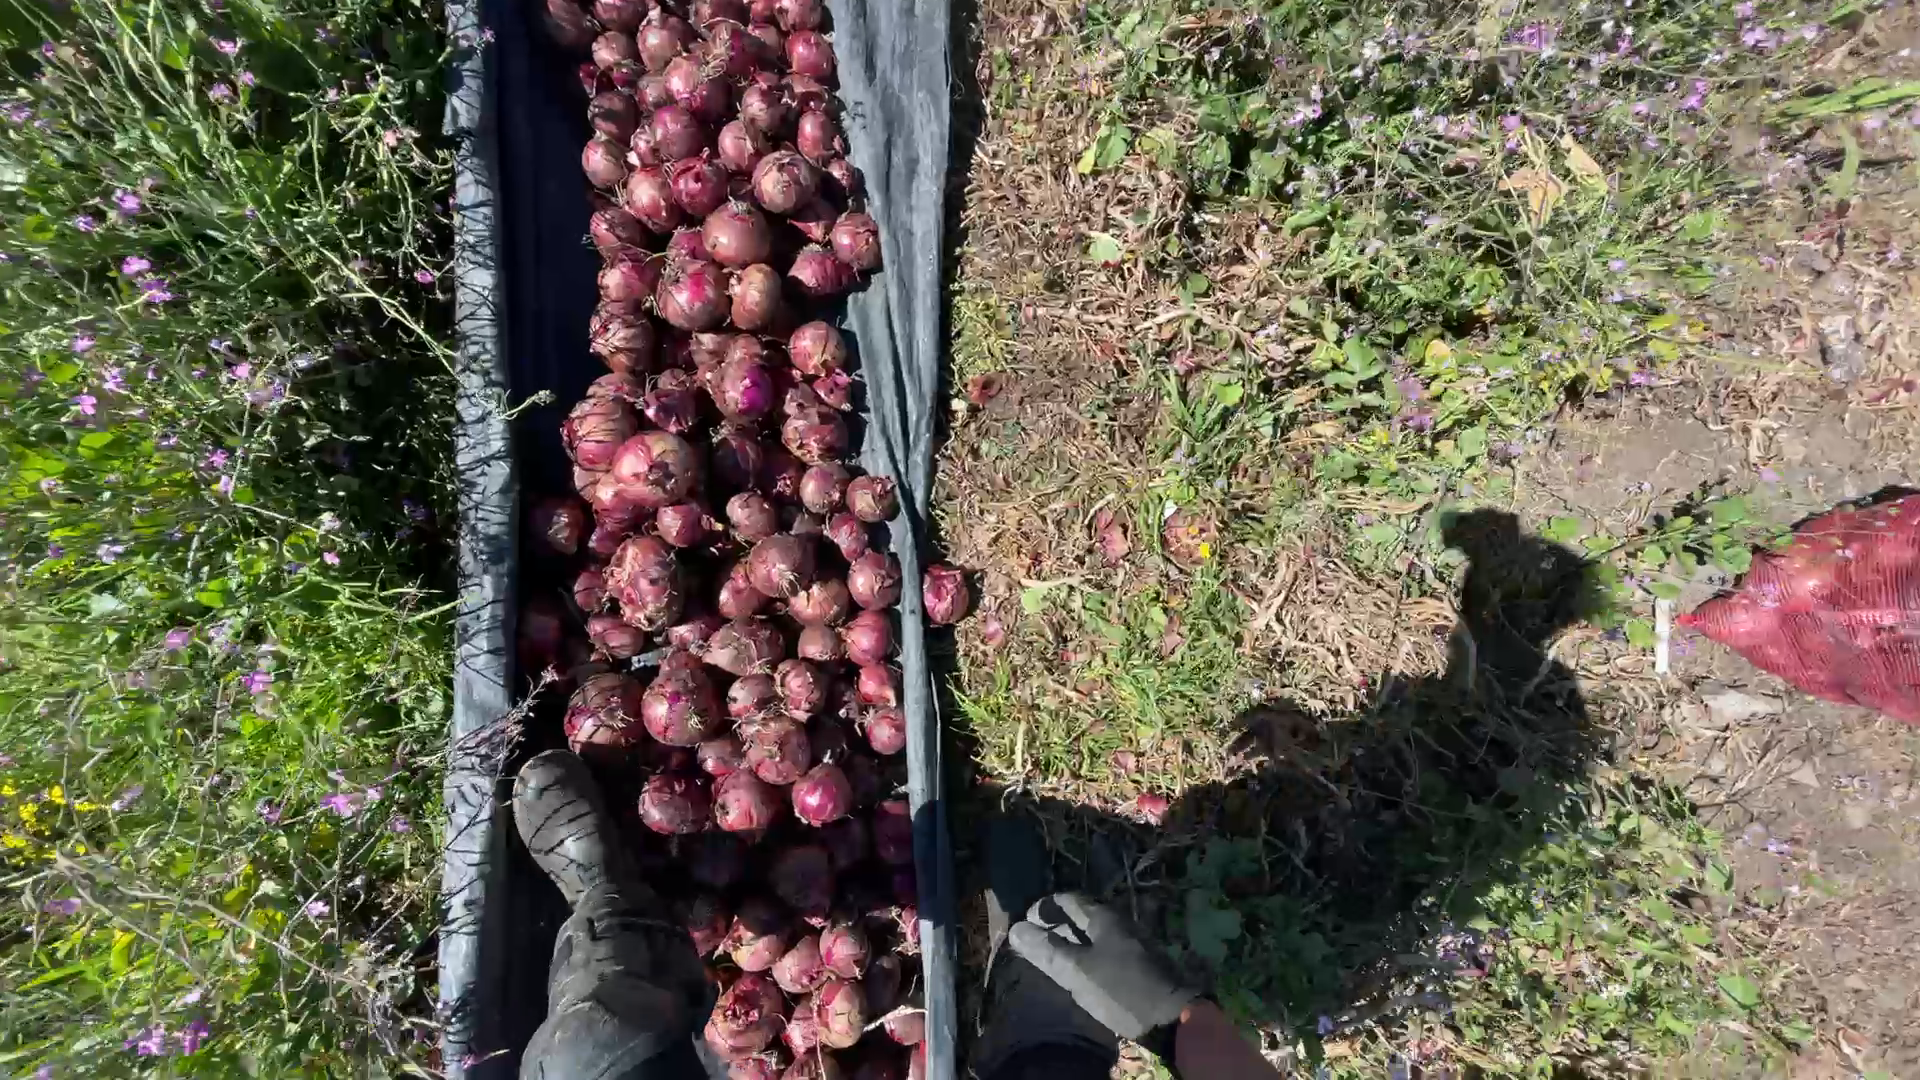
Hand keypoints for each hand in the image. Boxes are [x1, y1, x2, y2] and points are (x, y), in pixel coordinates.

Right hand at [1006, 892, 1196, 1040]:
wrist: (1174, 1017)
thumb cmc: (1121, 988)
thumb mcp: (1078, 971)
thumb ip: (1047, 950)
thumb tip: (1016, 928)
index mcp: (1102, 916)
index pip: (1066, 899)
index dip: (1043, 907)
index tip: (1025, 921)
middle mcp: (1117, 921)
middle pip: (1080, 914)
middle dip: (1056, 923)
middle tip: (1035, 939)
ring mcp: (1131, 940)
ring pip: (1093, 932)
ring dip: (1072, 939)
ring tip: (1053, 955)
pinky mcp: (1139, 961)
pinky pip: (1104, 947)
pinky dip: (1087, 952)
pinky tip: (1081, 969)